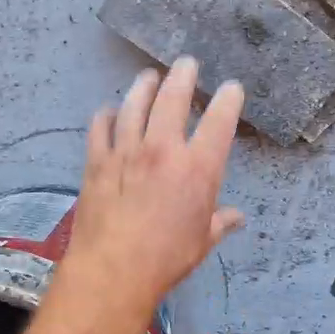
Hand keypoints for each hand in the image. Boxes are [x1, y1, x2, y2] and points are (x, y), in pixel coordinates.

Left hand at [62, 58, 244, 311]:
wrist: (114, 269)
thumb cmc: (167, 259)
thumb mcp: (202, 242)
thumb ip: (220, 222)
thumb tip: (237, 217)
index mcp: (198, 169)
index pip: (220, 122)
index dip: (229, 100)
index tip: (231, 89)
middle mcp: (163, 150)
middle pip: (173, 98)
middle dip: (182, 76)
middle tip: (185, 64)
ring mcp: (126, 152)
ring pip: (134, 105)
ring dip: (143, 86)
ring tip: (148, 76)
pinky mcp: (97, 162)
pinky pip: (101, 128)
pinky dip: (107, 115)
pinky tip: (109, 111)